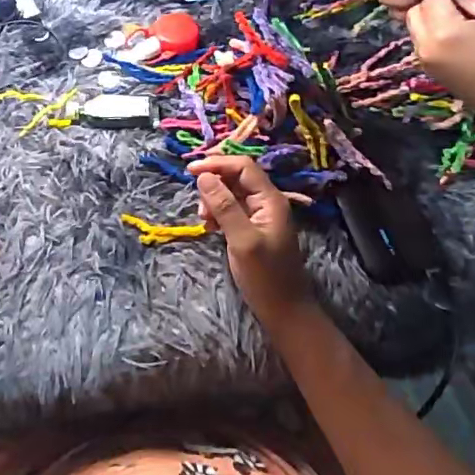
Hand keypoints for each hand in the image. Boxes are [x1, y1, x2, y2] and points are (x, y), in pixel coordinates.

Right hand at [188, 156, 314, 325]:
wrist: (285, 310)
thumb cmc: (265, 277)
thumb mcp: (242, 240)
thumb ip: (224, 206)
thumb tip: (204, 176)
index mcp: (270, 199)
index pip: (243, 166)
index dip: (216, 163)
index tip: (190, 170)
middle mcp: (267, 202)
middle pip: (236, 177)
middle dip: (213, 183)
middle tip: (198, 204)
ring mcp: (260, 215)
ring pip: (232, 193)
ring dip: (213, 200)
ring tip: (204, 220)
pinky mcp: (253, 228)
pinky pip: (232, 209)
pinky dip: (218, 213)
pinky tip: (210, 227)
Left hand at [405, 0, 474, 133]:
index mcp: (444, 33)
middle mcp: (425, 47)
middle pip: (416, 10)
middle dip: (433, 1)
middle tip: (461, 3)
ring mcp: (423, 60)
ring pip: (414, 25)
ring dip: (431, 16)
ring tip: (461, 18)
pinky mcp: (426, 69)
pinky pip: (420, 40)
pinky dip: (431, 32)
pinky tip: (457, 34)